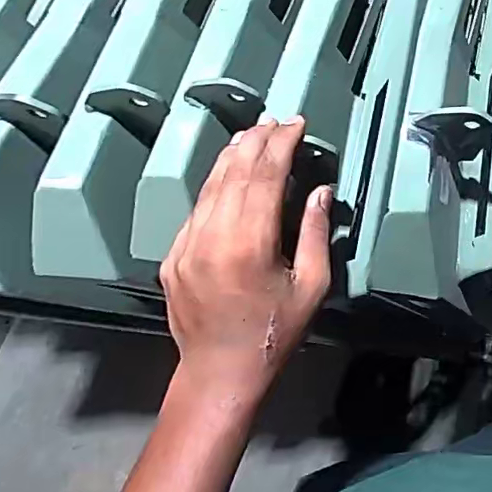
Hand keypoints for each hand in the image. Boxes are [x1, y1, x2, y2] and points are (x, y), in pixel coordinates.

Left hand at [159, 117, 332, 398]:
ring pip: (209, 185)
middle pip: (234, 172)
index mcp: (249, 244)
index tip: (295, 125)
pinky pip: (197, 208)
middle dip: (256, 141)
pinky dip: (215, 183)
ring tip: (252, 134)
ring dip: (232, 155)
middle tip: (275, 120)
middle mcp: (212, 238)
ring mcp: (185, 246)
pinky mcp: (172, 256)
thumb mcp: (312, 285)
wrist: (220, 372)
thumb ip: (315, 233)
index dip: (281, 145)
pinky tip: (227, 172)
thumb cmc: (275, 332)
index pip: (264, 177)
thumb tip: (319, 191)